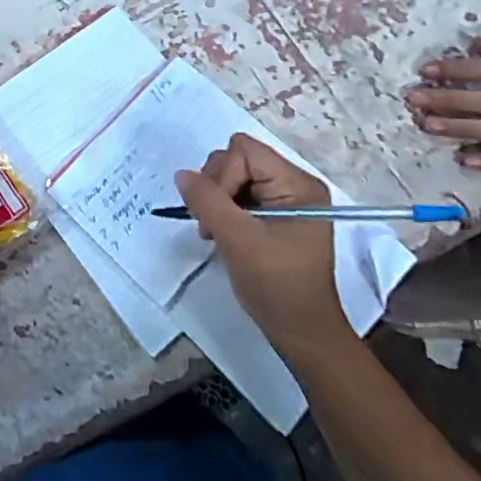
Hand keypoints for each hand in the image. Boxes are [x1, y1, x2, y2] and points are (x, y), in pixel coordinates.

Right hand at [175, 134, 347, 349]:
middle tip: (211, 224)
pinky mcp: (272, 214)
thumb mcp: (237, 239)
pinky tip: (220, 232)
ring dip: (214, 199)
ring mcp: (284, 199)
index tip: (217, 212)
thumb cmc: (276, 283)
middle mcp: (293, 185)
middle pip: (237, 159)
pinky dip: (221, 209)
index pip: (244, 152)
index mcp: (298, 185)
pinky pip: (236, 193)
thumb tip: (181, 174)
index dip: (222, 175)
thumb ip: (207, 201)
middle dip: (216, 187)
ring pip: (232, 176)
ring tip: (214, 230)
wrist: (299, 328)